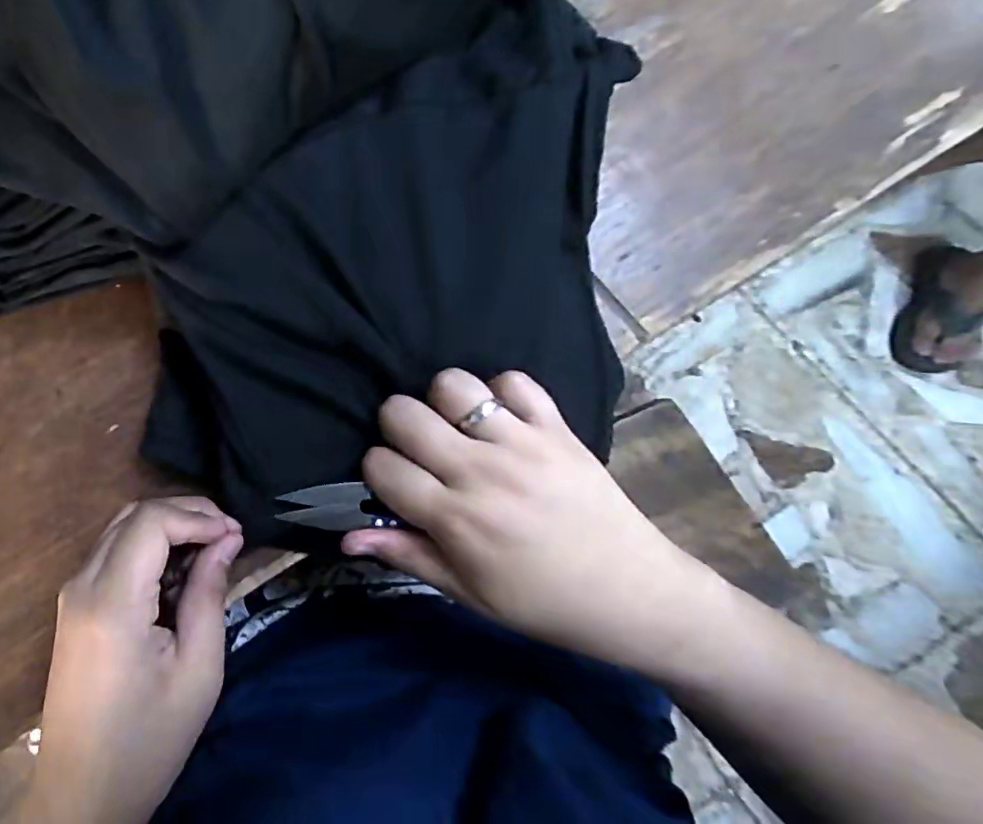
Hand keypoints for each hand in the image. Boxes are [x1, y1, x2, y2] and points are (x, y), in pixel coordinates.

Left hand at [22, 497, 243, 823]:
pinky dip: (148, 544)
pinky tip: (179, 565)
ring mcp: (72, 593)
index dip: (197, 516)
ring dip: (167, 524)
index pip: (151, 522)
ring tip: (211, 543)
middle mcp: (83, 585)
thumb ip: (209, 595)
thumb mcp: (198, 671)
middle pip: (134, 514)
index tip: (235, 534)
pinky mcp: (73, 605)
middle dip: (185, 512)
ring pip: (121, 527)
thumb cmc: (147, 741)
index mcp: (111, 601)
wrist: (81, 796)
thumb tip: (226, 540)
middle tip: (228, 532)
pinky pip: (112, 551)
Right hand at [341, 369, 727, 677]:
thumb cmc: (542, 602)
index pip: (381, 466)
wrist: (636, 595)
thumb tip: (346, 537)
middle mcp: (481, 472)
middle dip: (396, 428)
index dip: (377, 471)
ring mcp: (521, 444)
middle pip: (402, 413)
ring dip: (443, 402)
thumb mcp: (468, 592)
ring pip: (452, 384)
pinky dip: (501, 392)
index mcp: (455, 519)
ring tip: (457, 427)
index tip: (396, 483)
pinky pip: (514, 380)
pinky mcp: (557, 428)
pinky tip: (503, 419)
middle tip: (419, 450)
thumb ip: (406, 554)